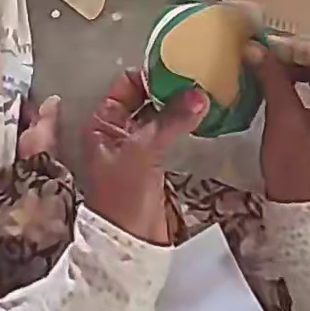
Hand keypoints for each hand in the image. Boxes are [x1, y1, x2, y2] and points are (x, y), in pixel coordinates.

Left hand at [79, 71, 206, 244]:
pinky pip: (170, 131)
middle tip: (199, 75)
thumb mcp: (144, 151)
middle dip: (169, 87)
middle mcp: (118, 129)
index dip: (151, 74)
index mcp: (103, 122)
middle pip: (145, 96)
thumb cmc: (124, 195)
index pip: (126, 84)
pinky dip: (184, 121)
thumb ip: (171, 120)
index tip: (180, 66)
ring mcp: (137, 145)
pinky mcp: (155, 160)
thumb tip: (200, 93)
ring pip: (160, 113)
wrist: (130, 244)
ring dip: (179, 104)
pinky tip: (204, 115)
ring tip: (206, 91)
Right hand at [246, 37, 309, 202]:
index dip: (298, 47)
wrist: (306, 203)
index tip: (267, 48)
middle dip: (298, 51)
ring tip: (272, 62)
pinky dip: (306, 69)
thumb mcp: (281, 123)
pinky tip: (285, 72)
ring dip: (300, 59)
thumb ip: (272, 79)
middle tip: (266, 53)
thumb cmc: (294, 171)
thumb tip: (254, 47)